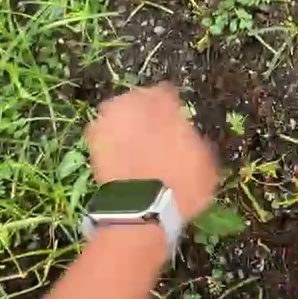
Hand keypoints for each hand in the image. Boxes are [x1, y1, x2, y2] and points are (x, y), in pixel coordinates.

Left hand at [85, 84, 218, 220]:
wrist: (141, 206)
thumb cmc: (180, 183)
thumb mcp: (205, 164)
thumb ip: (196, 141)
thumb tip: (191, 139)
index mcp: (165, 102)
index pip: (167, 92)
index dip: (171, 108)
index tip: (174, 122)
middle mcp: (135, 102)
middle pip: (139, 100)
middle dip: (145, 114)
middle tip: (152, 135)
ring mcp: (110, 118)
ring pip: (119, 114)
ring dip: (125, 126)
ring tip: (133, 147)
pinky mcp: (92, 138)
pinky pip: (103, 133)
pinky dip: (111, 142)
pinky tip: (119, 159)